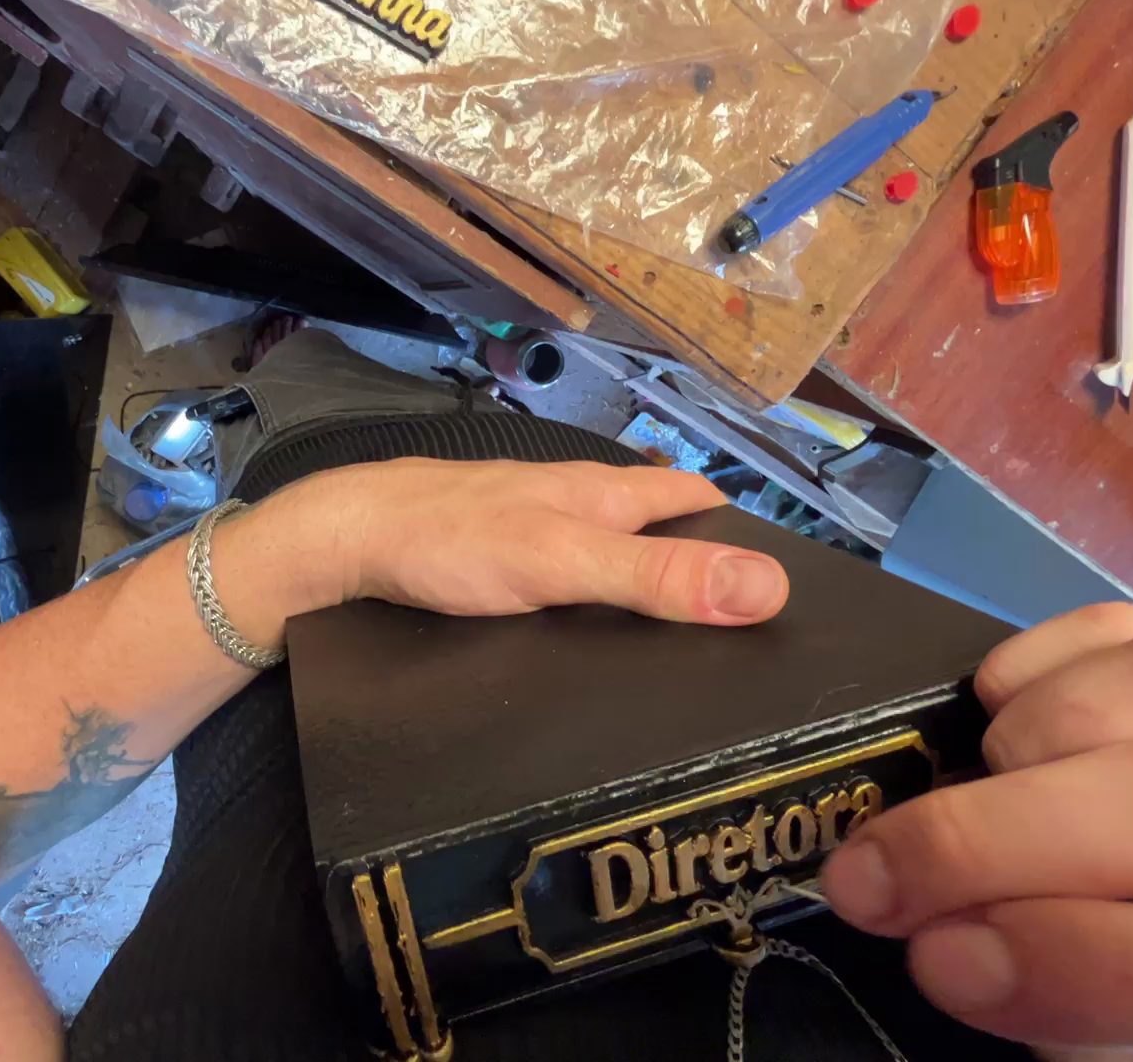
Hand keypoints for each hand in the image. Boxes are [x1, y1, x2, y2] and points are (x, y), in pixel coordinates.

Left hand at [219, 458, 788, 642]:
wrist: (355, 538)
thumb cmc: (457, 541)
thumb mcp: (564, 563)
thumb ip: (654, 577)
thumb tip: (768, 587)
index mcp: (602, 494)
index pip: (695, 502)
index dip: (741, 534)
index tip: (777, 589)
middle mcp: (573, 499)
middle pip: (655, 522)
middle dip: (695, 558)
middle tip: (725, 628)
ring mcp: (532, 521)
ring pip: (608, 542)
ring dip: (640, 574)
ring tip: (663, 639)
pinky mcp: (499, 548)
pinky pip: (565, 563)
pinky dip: (590, 587)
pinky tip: (584, 624)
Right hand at [818, 603, 1132, 1061]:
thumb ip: (1066, 1007)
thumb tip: (944, 947)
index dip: (1087, 960)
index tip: (940, 964)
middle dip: (982, 838)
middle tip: (869, 881)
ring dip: (1019, 745)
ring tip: (976, 798)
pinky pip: (1117, 628)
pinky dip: (1029, 670)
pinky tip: (1009, 732)